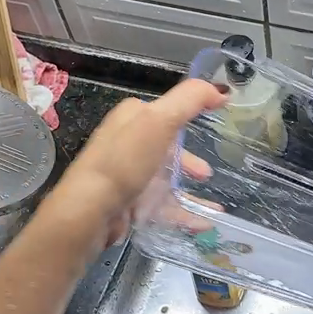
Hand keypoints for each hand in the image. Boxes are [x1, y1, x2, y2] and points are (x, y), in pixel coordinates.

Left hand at [39, 79, 227, 248]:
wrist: (91, 210)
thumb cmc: (124, 162)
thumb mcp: (160, 120)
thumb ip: (190, 100)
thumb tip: (221, 89)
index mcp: (134, 117)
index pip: (167, 111)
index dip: (192, 116)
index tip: (216, 124)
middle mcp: (129, 143)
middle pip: (169, 148)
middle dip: (191, 160)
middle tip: (208, 173)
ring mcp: (130, 175)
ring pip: (169, 180)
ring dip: (192, 190)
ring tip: (214, 205)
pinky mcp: (132, 203)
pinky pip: (166, 207)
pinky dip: (187, 214)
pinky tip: (205, 224)